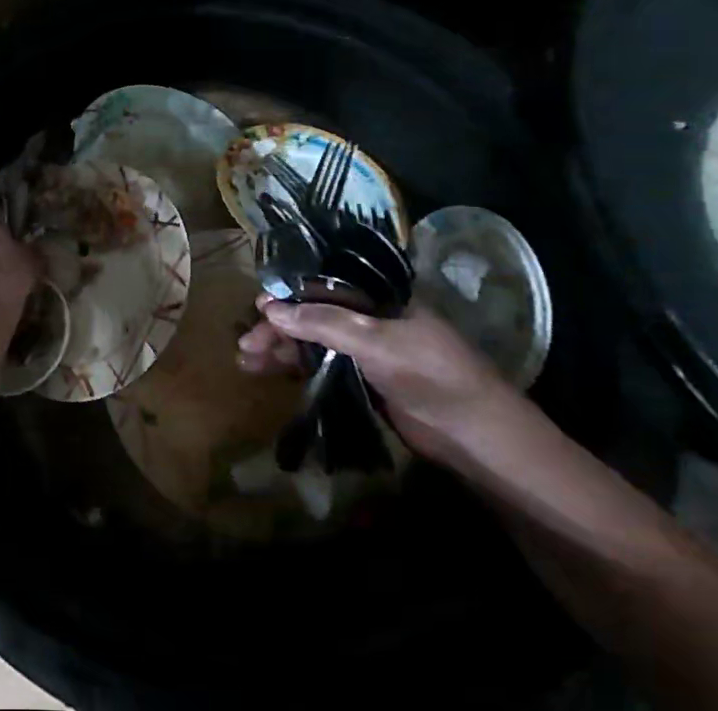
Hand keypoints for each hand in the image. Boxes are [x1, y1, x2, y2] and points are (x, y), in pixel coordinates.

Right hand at [238, 298, 517, 460]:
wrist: (471, 431)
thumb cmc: (428, 372)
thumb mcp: (374, 340)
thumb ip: (323, 322)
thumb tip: (271, 308)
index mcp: (379, 295)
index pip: (324, 286)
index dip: (290, 295)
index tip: (258, 308)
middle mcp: (370, 317)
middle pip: (314, 315)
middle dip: (279, 328)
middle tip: (246, 345)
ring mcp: (367, 350)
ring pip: (314, 343)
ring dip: (282, 349)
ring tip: (246, 360)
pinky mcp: (364, 381)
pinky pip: (322, 367)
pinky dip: (296, 369)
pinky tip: (269, 374)